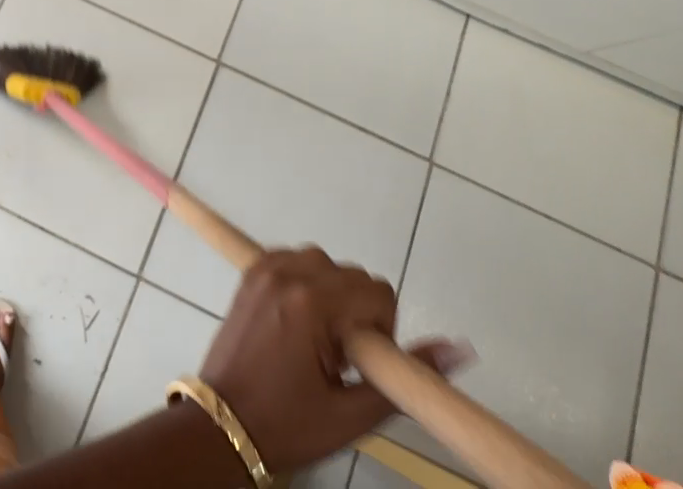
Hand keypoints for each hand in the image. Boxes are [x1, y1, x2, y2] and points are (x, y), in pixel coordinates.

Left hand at [198, 247, 469, 474]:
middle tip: (341, 357)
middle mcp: (284, 275)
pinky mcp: (248, 276)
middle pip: (351, 274)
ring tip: (319, 341)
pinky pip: (291, 260)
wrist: (223, 422)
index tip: (361, 360)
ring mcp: (262, 271)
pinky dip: (304, 281)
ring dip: (332, 293)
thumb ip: (407, 375)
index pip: (376, 291)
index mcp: (310, 303)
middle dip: (358, 311)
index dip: (382, 328)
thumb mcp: (354, 412)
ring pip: (322, 262)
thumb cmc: (288, 423)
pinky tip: (300, 321)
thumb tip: (459, 350)